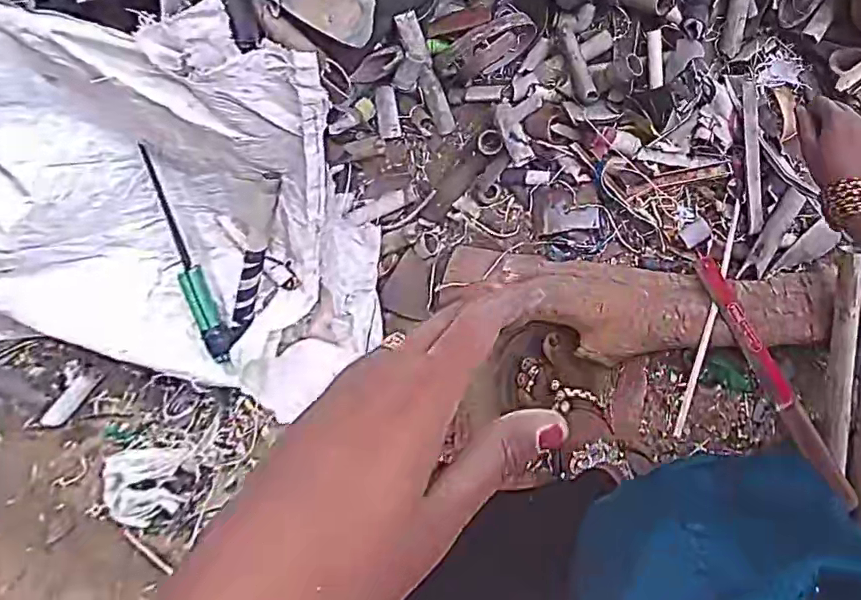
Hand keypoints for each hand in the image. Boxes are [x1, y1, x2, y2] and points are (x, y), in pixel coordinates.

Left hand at [163, 287, 565, 599]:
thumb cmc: (335, 574)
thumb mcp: (436, 521)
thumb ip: (496, 460)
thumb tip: (546, 423)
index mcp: (417, 399)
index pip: (475, 324)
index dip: (508, 299)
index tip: (532, 289)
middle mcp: (378, 382)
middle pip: (441, 320)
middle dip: (481, 304)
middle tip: (512, 302)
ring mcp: (340, 394)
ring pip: (406, 337)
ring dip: (445, 327)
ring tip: (472, 336)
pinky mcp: (314, 413)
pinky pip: (375, 360)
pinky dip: (409, 352)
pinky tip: (410, 381)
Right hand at [793, 96, 860, 187]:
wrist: (859, 193)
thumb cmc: (833, 174)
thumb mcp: (809, 148)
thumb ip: (803, 124)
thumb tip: (801, 112)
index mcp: (836, 117)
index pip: (820, 100)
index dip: (811, 108)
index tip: (807, 117)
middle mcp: (854, 118)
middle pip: (837, 106)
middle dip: (826, 115)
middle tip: (817, 131)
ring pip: (850, 117)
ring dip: (839, 124)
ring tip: (831, 144)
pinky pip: (860, 129)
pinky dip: (851, 134)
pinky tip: (845, 150)